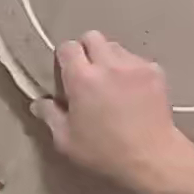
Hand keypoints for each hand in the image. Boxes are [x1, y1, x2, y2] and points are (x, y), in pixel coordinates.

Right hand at [32, 31, 193, 193]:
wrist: (152, 156)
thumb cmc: (105, 152)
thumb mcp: (67, 141)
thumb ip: (50, 116)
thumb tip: (38, 102)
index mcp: (82, 78)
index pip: (68, 47)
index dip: (65, 57)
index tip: (66, 72)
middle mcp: (108, 64)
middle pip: (92, 37)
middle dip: (86, 49)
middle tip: (88, 72)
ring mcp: (134, 65)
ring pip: (116, 47)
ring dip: (109, 58)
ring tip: (112, 82)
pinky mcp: (155, 70)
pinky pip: (136, 60)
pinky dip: (130, 69)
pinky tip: (132, 90)